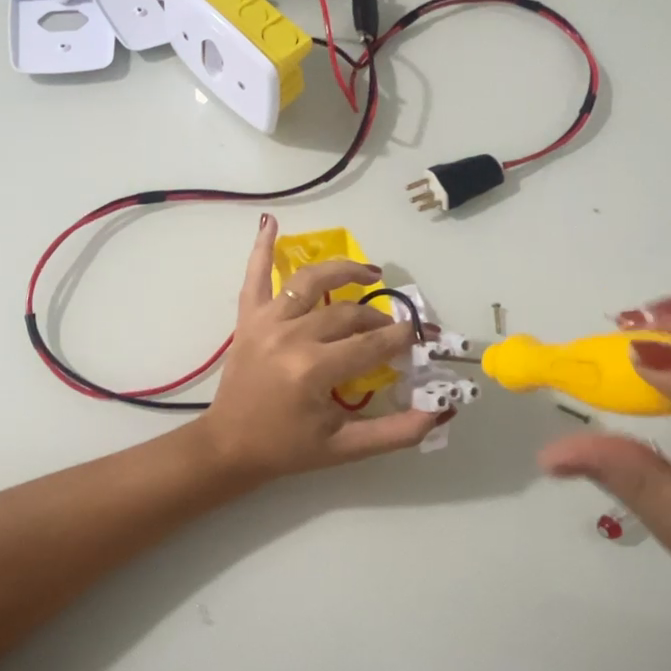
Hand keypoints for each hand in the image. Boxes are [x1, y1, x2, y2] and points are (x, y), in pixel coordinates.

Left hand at [194, 215, 442, 477]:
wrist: (230, 446)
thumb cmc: (288, 448)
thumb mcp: (346, 448)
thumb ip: (396, 431)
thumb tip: (441, 411)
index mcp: (314, 369)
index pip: (372, 344)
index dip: (403, 339)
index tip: (422, 337)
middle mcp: (290, 337)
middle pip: (347, 313)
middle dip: (378, 319)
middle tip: (394, 330)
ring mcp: (265, 323)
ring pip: (310, 283)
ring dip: (342, 272)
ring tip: (369, 273)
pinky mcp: (247, 319)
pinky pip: (254, 276)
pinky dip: (261, 247)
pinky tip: (270, 222)